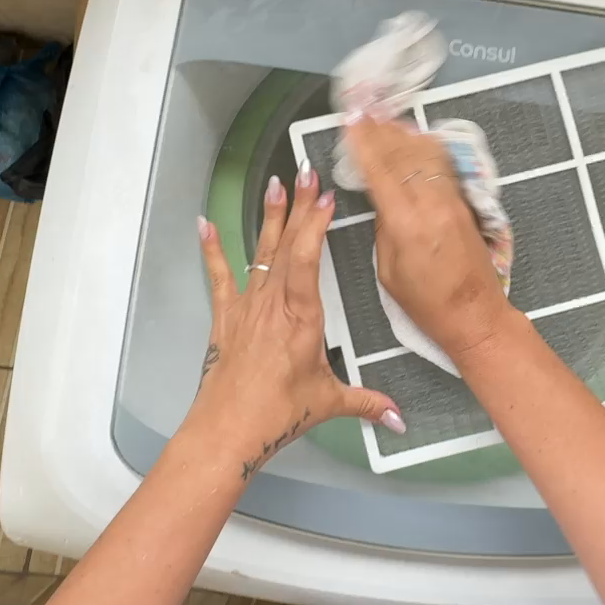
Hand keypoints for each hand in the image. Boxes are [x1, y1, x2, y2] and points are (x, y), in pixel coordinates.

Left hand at [188, 162, 402, 478]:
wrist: (226, 431)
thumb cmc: (278, 413)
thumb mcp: (328, 403)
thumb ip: (368, 403)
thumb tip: (399, 418)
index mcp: (302, 317)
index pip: (309, 259)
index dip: (316, 224)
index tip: (325, 196)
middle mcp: (274, 303)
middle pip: (287, 245)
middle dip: (299, 206)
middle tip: (305, 172)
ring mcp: (247, 306)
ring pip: (260, 252)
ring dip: (268, 217)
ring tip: (274, 184)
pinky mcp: (226, 316)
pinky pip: (219, 276)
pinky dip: (212, 249)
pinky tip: (205, 224)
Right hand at [342, 114, 519, 359]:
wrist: (475, 313)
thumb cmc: (428, 303)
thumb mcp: (388, 270)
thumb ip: (383, 227)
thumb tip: (380, 197)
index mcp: (407, 224)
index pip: (380, 170)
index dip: (363, 142)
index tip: (351, 122)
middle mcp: (432, 205)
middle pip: (402, 155)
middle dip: (380, 130)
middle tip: (363, 110)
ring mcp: (452, 201)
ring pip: (425, 154)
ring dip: (403, 132)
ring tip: (384, 117)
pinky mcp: (466, 203)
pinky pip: (443, 165)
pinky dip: (426, 146)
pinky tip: (415, 137)